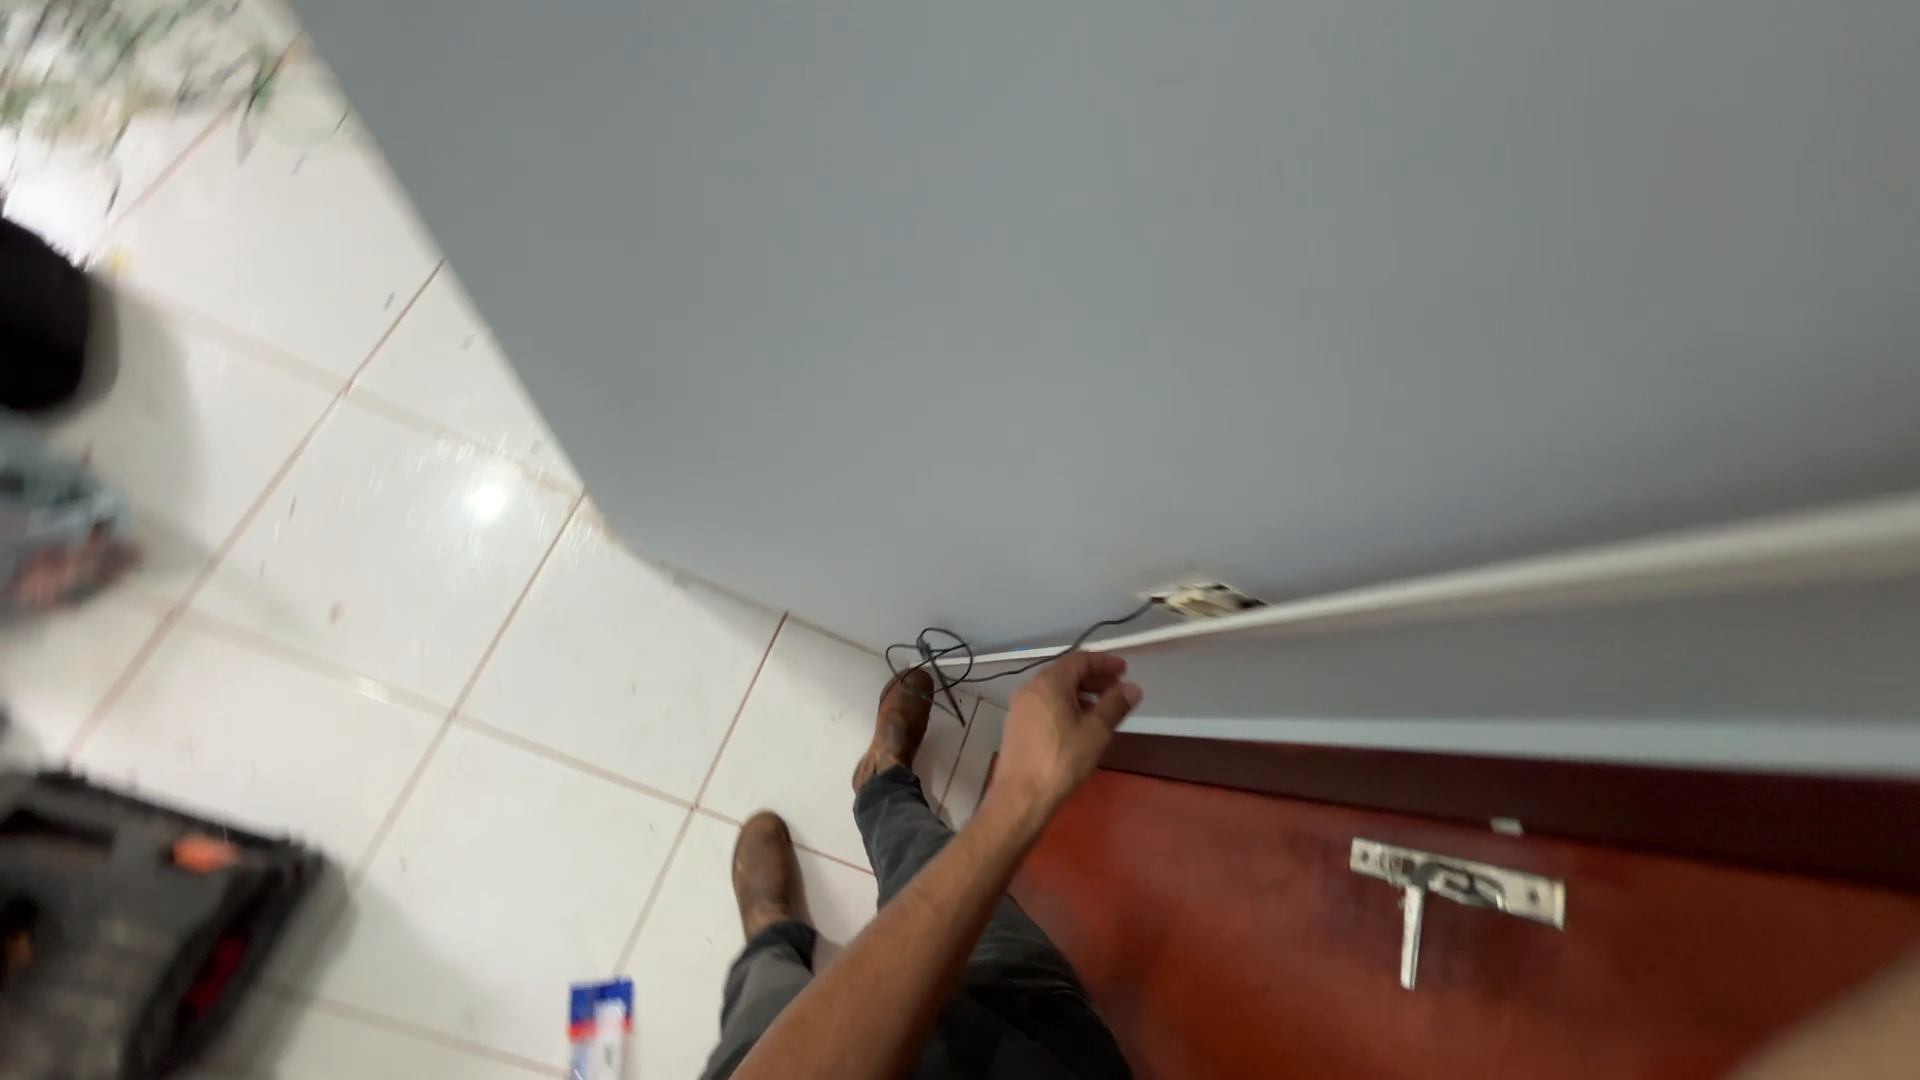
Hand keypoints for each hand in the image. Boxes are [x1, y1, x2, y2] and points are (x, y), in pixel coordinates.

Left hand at [990, 653, 1141, 817]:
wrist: (1021, 794)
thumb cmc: (1062, 760)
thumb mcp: (1095, 732)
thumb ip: (1114, 705)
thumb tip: (1132, 687)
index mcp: (1049, 683)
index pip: (1080, 660)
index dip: (1104, 662)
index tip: (1124, 669)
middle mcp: (1030, 688)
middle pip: (1066, 673)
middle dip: (1094, 678)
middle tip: (1117, 688)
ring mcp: (1020, 706)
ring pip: (1055, 689)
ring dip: (1080, 693)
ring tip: (1102, 707)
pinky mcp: (1017, 724)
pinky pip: (1046, 704)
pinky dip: (1065, 705)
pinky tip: (1079, 723)